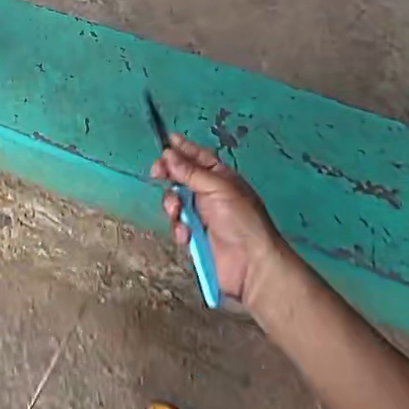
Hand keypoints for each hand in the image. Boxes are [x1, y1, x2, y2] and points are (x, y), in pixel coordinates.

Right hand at [150, 135, 294, 307]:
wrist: (251, 265)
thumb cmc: (241, 220)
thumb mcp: (218, 188)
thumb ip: (190, 171)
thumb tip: (168, 153)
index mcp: (220, 177)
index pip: (198, 157)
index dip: (182, 149)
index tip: (166, 142)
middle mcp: (209, 193)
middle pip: (181, 177)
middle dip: (168, 174)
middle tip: (157, 173)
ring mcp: (200, 215)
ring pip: (175, 201)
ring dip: (172, 204)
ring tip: (177, 211)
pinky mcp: (194, 236)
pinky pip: (177, 225)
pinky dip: (178, 228)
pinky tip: (186, 234)